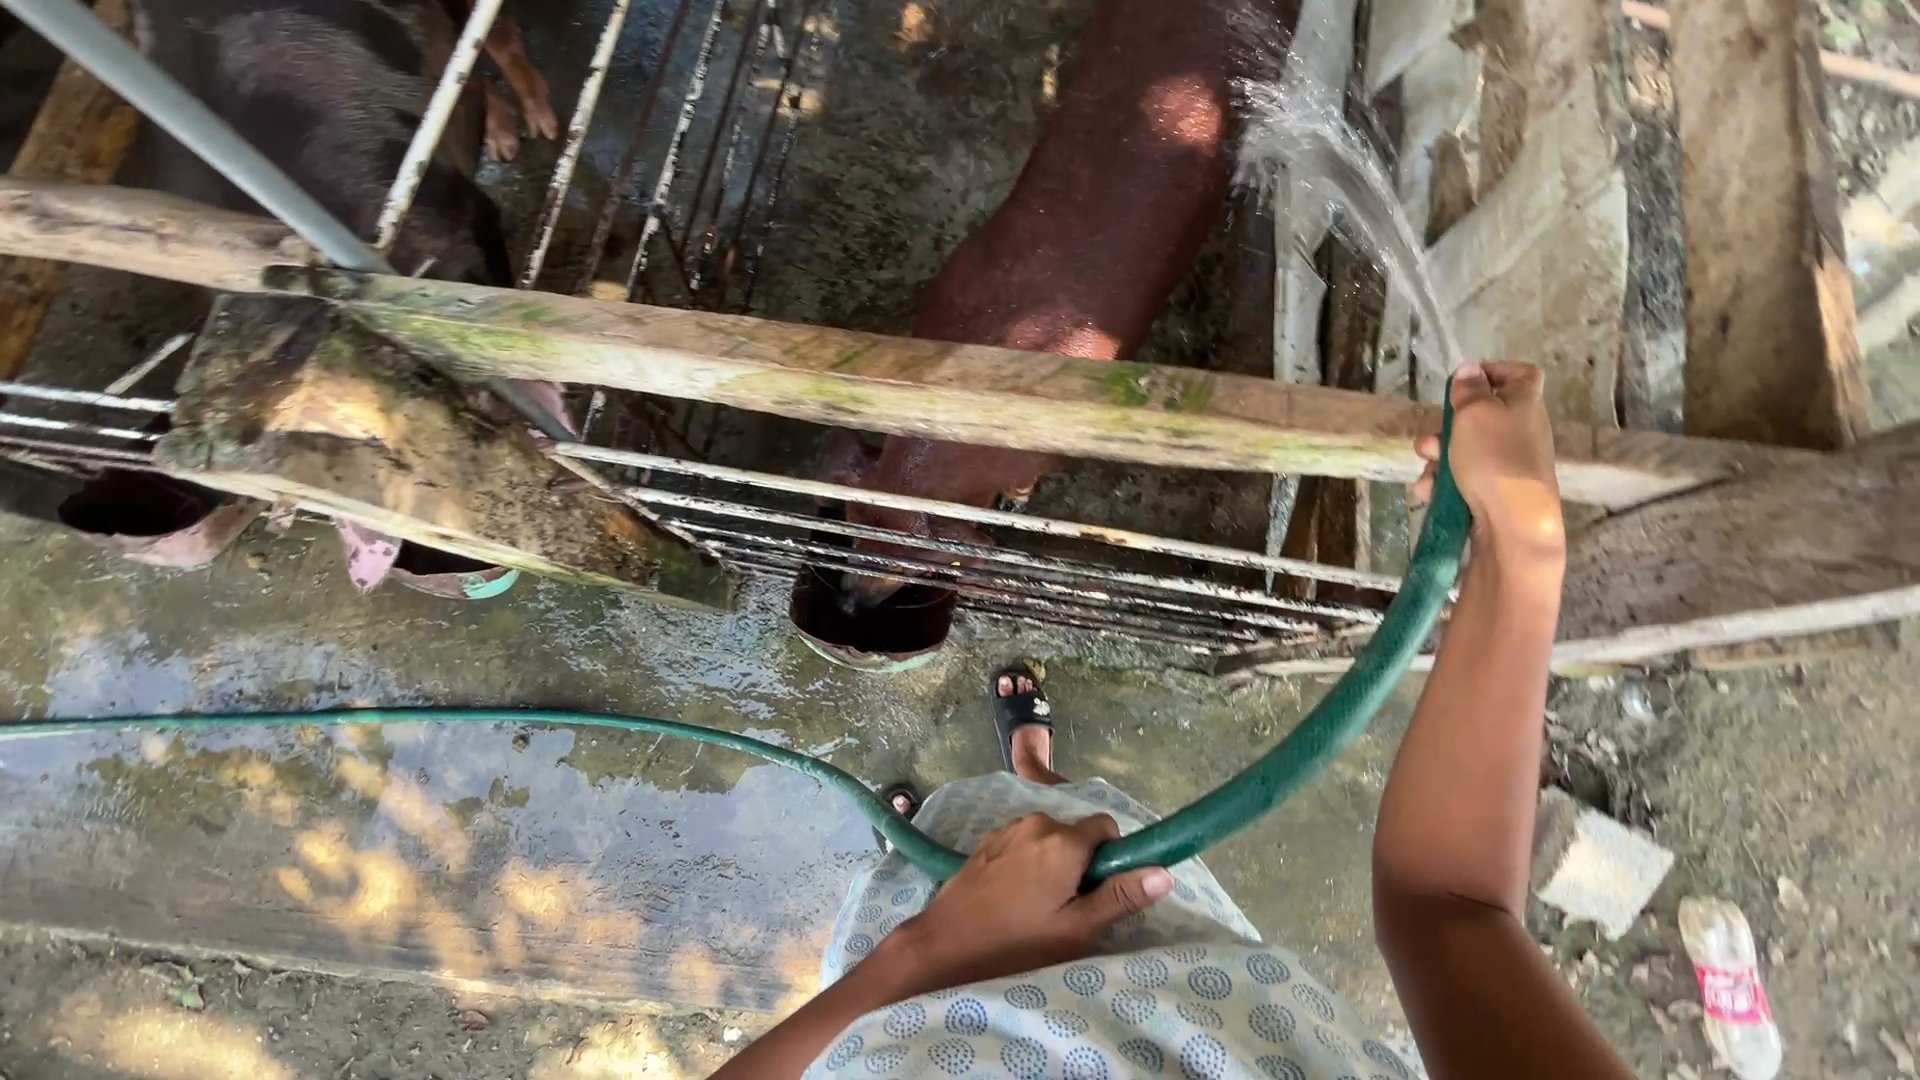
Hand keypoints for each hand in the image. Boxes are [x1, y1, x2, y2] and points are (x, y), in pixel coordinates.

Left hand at [880, 813, 1172, 994]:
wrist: (946, 944)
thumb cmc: (1017, 943)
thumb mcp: (1077, 929)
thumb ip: (1120, 897)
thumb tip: (1164, 872)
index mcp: (1063, 840)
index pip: (1106, 826)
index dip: (1113, 856)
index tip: (1102, 889)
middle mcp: (1036, 822)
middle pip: (1077, 833)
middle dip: (1082, 862)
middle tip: (1070, 906)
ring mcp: (1008, 828)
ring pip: (1049, 838)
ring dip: (1054, 862)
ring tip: (1039, 906)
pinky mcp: (988, 840)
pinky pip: (1024, 842)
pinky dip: (1029, 861)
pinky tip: (1014, 897)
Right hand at [1411, 362, 1564, 558]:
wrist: (1512, 518)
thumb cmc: (1493, 457)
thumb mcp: (1474, 414)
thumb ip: (1468, 390)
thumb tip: (1469, 370)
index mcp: (1523, 403)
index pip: (1519, 374)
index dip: (1493, 372)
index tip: (1465, 381)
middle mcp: (1518, 429)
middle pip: (1477, 416)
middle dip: (1445, 427)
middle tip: (1431, 440)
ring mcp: (1506, 460)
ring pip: (1461, 448)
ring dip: (1436, 459)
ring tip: (1427, 472)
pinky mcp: (1493, 487)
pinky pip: (1461, 475)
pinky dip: (1442, 481)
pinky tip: (1430, 492)